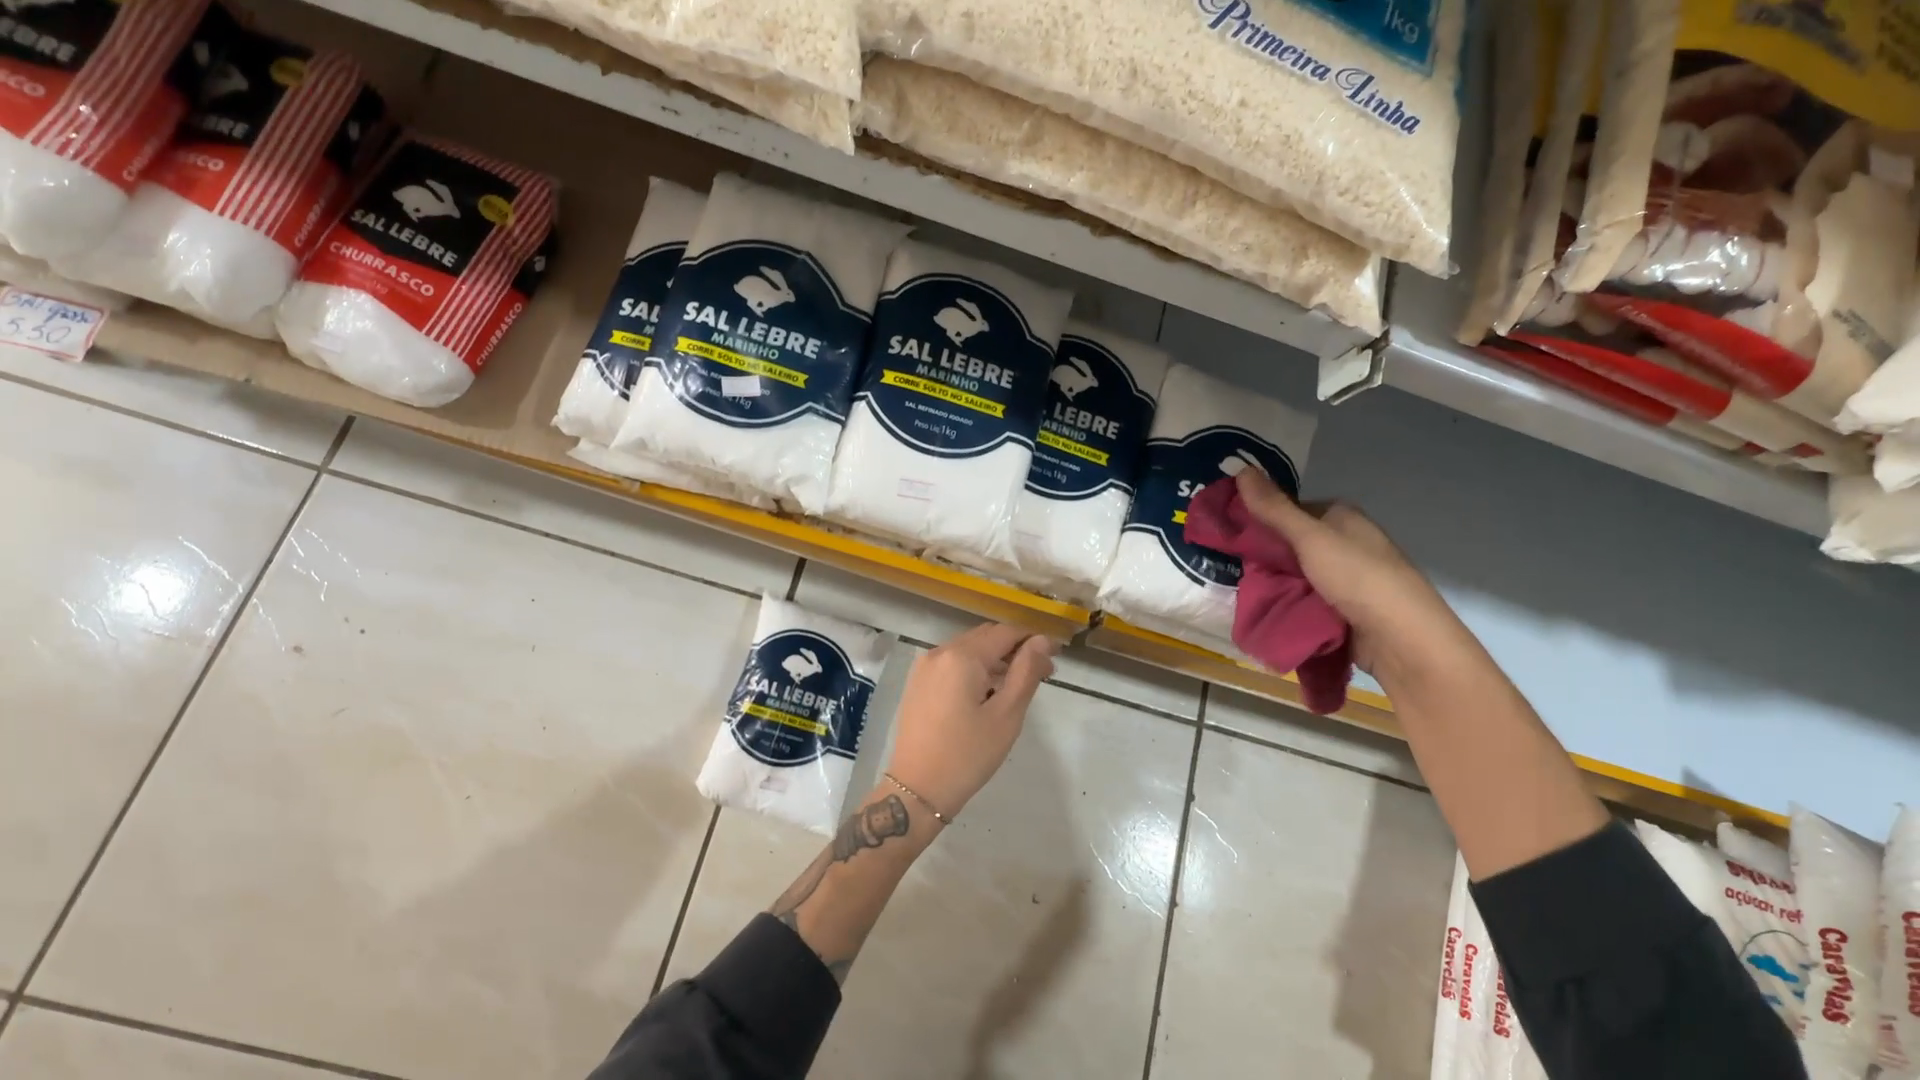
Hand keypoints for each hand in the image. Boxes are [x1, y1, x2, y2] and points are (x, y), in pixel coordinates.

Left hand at [885, 624, 1057, 819]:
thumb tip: (1041, 642)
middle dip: (1015, 648)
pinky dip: (974, 668)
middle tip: (1042, 672)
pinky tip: (988, 691)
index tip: (1056, 656)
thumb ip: (1025, 672)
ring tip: (1018, 684)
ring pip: (968, 649)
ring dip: (995, 658)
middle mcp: (939, 652)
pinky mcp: (917, 683)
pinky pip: (952, 663)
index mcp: (961, 657)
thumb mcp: (1006, 715)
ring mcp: (924, 667)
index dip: (1034, 639)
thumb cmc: (968, 755)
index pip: (1005, 633)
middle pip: (985, 636)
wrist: (917, 789)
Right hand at [1233, 469, 1475, 684]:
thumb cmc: (1358, 577)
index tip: (1229, 534)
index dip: (1259, 519)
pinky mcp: (1344, 609)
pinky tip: (1267, 612)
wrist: (1401, 639)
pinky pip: (1307, 600)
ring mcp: (1347, 578)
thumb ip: (1274, 509)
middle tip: (1230, 567)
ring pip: (1297, 574)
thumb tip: (1241, 468)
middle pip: (1292, 544)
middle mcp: (1345, 542)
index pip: (1289, 509)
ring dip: (1275, 584)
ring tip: (1242, 593)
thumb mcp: (1310, 538)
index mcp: (1341, 517)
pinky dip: (1289, 605)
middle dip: (1265, 556)